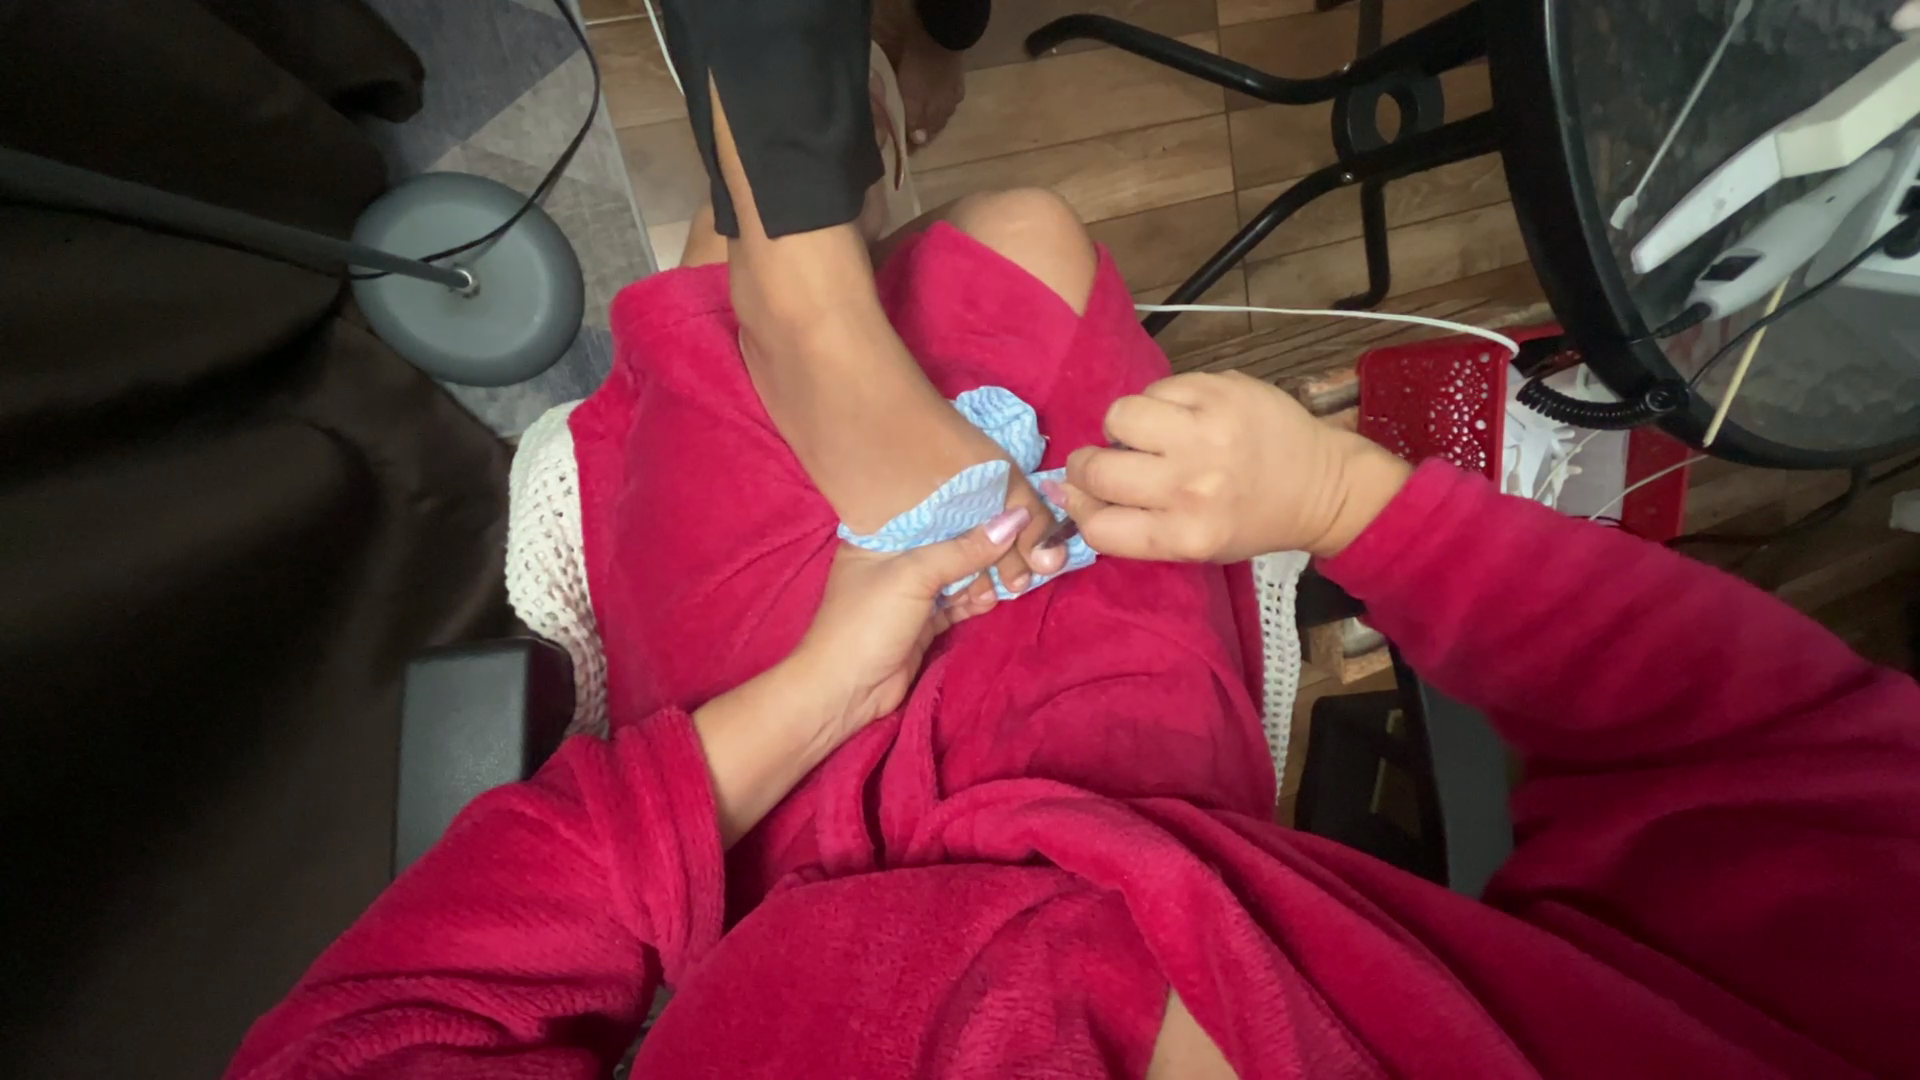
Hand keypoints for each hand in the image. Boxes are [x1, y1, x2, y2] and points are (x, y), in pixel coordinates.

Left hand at [786, 506, 1028, 746]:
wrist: (843, 692)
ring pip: (959, 572)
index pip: (933, 507)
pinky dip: (979, 598)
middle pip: (951, 541)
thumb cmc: (867, 622)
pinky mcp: (925, 620)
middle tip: (1021, 551)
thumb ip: (965, 549)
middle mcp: (895, 556)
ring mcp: (911, 590)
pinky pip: (960, 600)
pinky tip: (997, 597)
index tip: (1013, 502)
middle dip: (986, 545)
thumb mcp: (914, 576)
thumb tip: (1017, 518)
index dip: (972, 505)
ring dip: (986, 575)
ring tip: (1013, 578)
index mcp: (879, 533)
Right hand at [1043, 371, 1410, 562]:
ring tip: (1149, 434)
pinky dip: (1159, 401)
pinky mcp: (1220, 390)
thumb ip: (1129, 525)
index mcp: (1184, 536)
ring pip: (1119, 416)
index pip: (1097, 527)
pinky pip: (1155, 388)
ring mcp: (1206, 433)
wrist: (1322, 485)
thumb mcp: (1191, 545)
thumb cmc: (1249, 521)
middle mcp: (1192, 487)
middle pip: (1097, 470)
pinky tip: (1182, 414)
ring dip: (1123, 426)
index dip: (1080, 509)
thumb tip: (1063, 491)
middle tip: (1108, 460)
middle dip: (1088, 464)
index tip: (1086, 496)